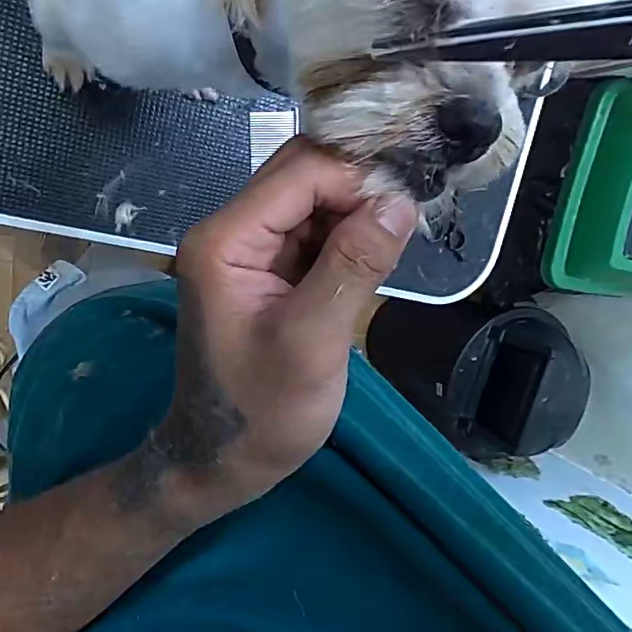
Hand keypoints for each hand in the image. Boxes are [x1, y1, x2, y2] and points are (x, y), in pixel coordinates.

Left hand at [136, 138, 418, 519]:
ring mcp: (246, 250)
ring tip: (396, 239)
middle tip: (409, 215)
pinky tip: (373, 255)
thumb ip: (354, 267)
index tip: (409, 203)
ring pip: (309, 201)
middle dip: (358, 188)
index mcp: (225, 240)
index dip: (357, 178)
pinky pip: (310, 233)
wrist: (222, 458)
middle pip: (301, 176)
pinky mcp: (265, 271)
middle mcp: (229, 232)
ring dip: (355, 212)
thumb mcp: (312, 341)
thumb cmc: (261, 411)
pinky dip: (345, 237)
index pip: (299, 173)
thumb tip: (400, 201)